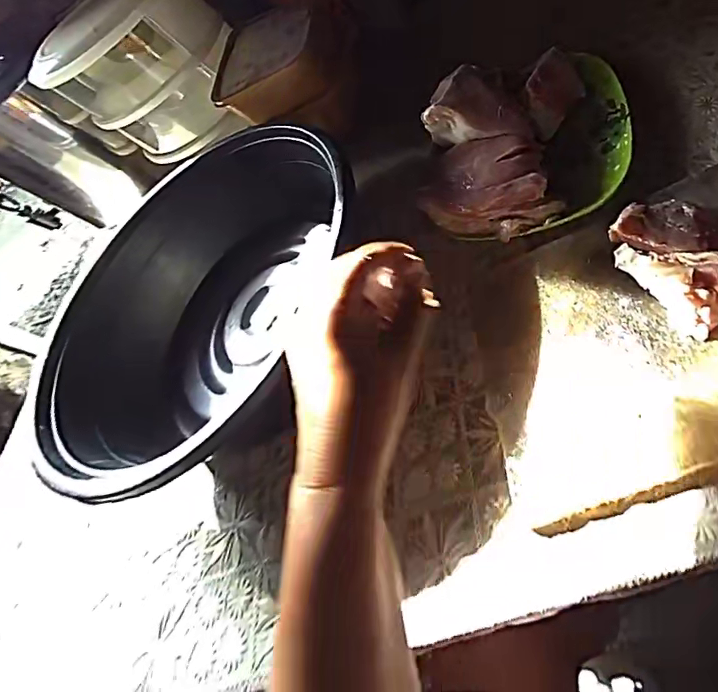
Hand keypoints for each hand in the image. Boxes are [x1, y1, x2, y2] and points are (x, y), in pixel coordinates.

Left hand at [283, 243, 437, 495]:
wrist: (337, 463)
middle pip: (342, 268)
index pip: (358, 262)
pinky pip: (323, 304)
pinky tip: (373, 315)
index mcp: (329, 315)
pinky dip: (349, 300)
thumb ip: (413, 310)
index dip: (390, 254)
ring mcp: (298, 329)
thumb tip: (418, 278)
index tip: (413, 257)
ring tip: (396, 294)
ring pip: (331, 284)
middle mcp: (306, 315)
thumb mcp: (402, 358)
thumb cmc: (370, 416)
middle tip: (409, 275)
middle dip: (378, 266)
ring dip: (364, 282)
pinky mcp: (299, 344)